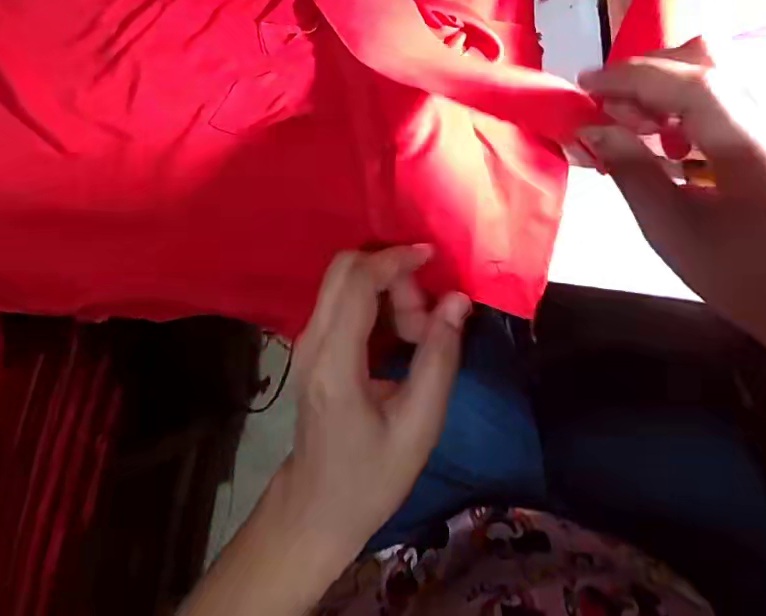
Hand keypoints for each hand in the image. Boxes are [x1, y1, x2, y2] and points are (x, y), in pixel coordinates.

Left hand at [274, 246, 471, 554]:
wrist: (317, 507)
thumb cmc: (371, 476)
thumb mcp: (419, 426)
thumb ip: (440, 359)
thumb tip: (458, 299)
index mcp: (334, 360)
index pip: (357, 281)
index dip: (395, 260)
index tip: (433, 257)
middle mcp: (312, 339)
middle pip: (345, 268)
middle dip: (392, 274)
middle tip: (427, 317)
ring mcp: (307, 340)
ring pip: (345, 281)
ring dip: (386, 290)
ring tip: (418, 337)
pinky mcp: (313, 345)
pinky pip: (344, 299)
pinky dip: (375, 302)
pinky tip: (400, 338)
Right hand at [578, 38, 765, 367]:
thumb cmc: (745, 285)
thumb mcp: (673, 236)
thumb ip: (631, 172)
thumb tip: (589, 127)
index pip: (700, 88)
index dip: (635, 77)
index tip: (588, 85)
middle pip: (717, 58)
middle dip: (651, 71)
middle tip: (615, 106)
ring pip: (729, 64)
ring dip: (673, 81)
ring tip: (646, 122)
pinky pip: (744, 85)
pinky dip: (698, 96)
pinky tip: (682, 133)